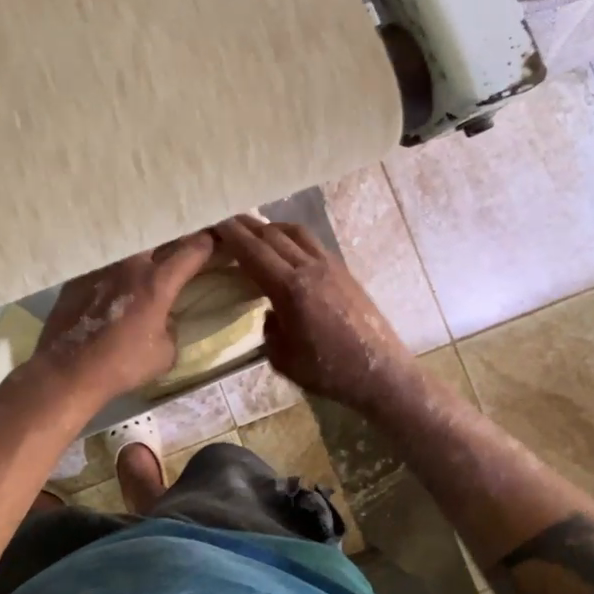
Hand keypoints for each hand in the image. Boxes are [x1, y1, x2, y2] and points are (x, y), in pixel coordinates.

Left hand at [32, 231, 217, 403]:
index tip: (212, 241)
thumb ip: (170, 328)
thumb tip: (164, 320)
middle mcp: (130, 264)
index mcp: (158, 282)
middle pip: (159, 237)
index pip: (192, 250)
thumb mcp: (164, 353)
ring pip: (129, 245)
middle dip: (174, 238)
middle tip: (181, 244)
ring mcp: (101, 266)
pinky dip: (115, 264)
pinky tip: (114, 277)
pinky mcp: (78, 275)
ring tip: (147, 256)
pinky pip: (104, 260)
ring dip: (142, 249)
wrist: (69, 370)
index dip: (207, 243)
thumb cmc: (122, 365)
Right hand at [212, 215, 419, 414]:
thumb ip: (269, 329)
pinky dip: (291, 237)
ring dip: (271, 227)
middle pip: (272, 235)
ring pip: (295, 232)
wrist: (380, 373)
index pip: (254, 252)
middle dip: (246, 226)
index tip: (214, 222)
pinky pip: (311, 243)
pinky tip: (285, 247)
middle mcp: (310, 269)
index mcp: (290, 289)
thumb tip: (271, 313)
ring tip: (255, 230)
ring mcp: (330, 266)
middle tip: (225, 220)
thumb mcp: (282, 358)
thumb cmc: (328, 371)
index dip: (231, 235)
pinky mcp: (344, 271)